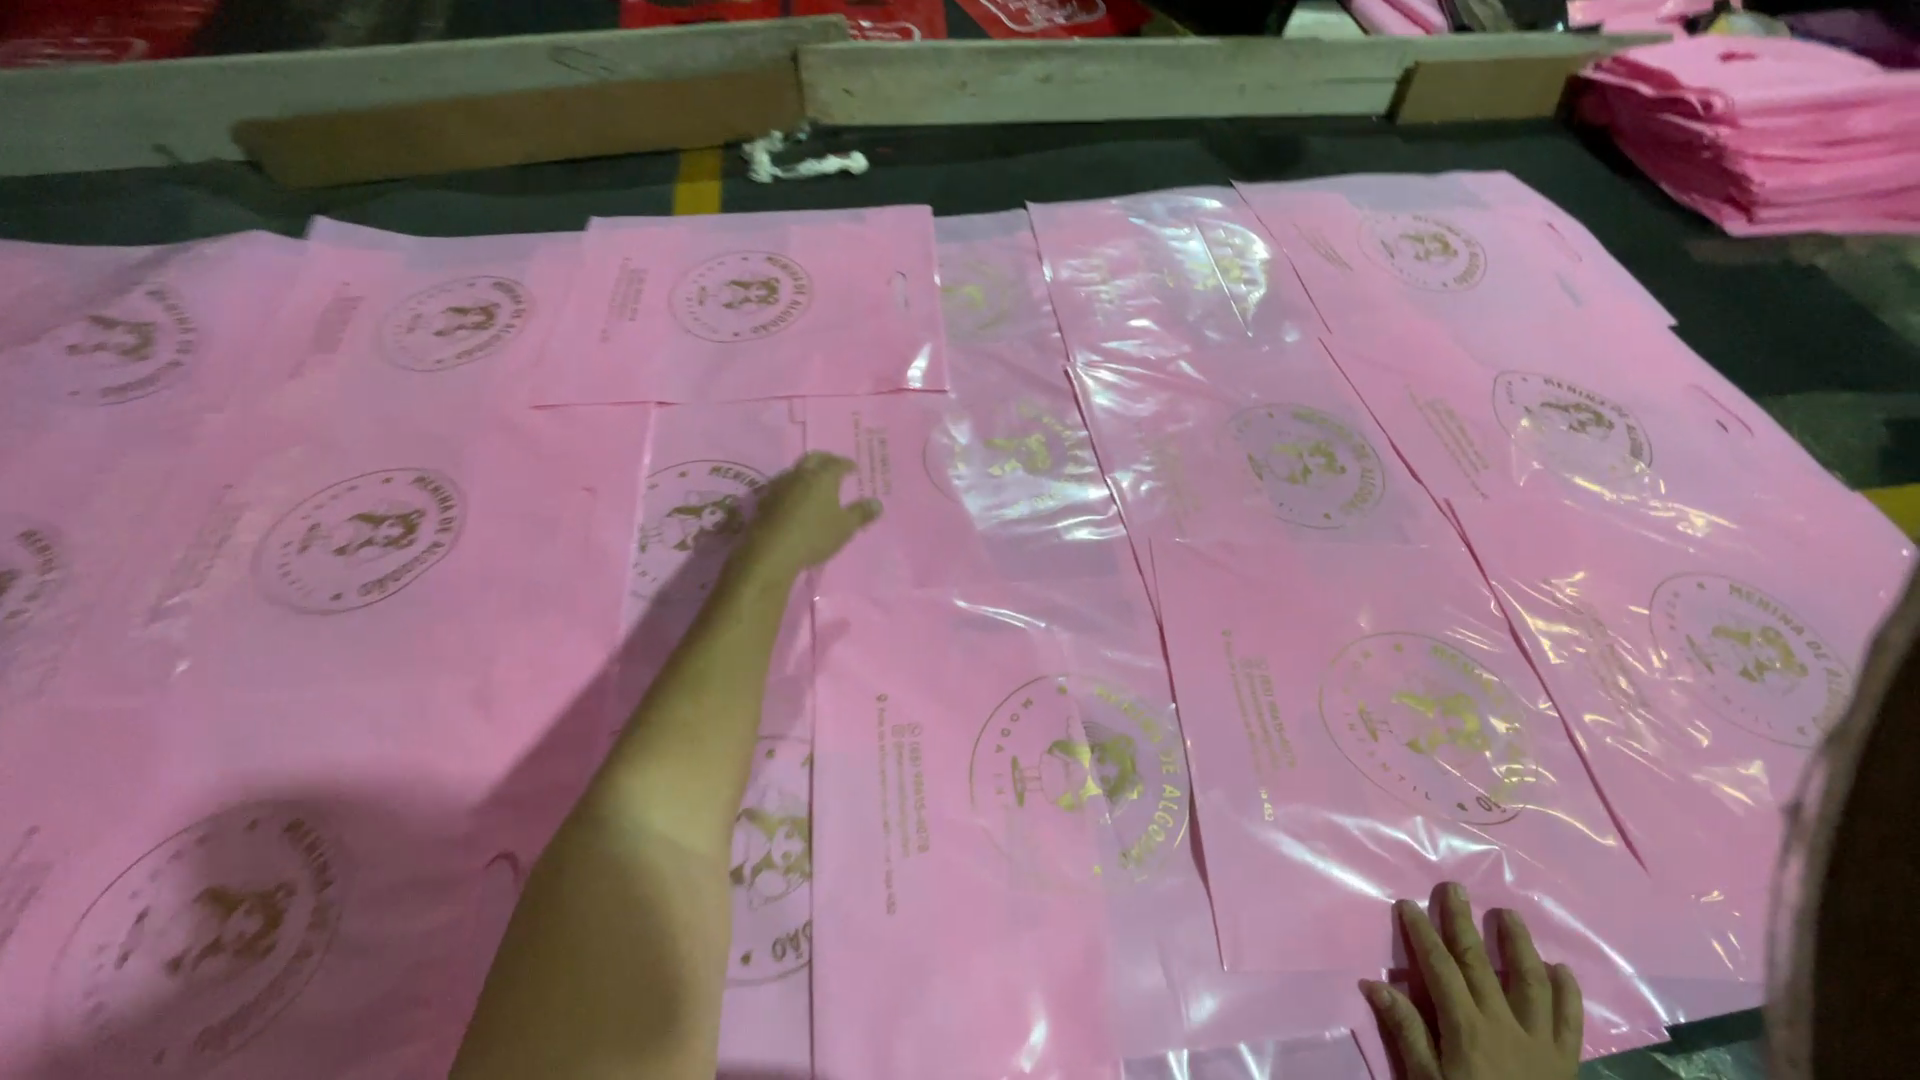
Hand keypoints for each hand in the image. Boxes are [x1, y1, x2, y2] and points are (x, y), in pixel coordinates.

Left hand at [732, 452, 880, 580]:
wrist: (771, 551)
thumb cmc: (815, 536)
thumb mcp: (845, 528)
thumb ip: (861, 514)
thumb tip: (877, 503)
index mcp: (822, 477)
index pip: (837, 463)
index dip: (847, 464)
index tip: (853, 468)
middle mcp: (800, 474)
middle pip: (813, 458)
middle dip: (826, 459)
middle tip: (833, 465)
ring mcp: (779, 485)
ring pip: (795, 470)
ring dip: (807, 472)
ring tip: (814, 483)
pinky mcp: (764, 500)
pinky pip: (782, 485)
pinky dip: (793, 487)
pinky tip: (794, 498)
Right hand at [1361, 883, 1581, 1079]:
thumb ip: (1407, 1033)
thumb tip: (1375, 984)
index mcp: (1466, 1030)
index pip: (1439, 969)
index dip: (1422, 934)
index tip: (1409, 904)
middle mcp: (1505, 1026)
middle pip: (1480, 964)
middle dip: (1463, 923)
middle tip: (1454, 888)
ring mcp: (1540, 1043)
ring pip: (1531, 982)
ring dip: (1518, 945)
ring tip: (1508, 915)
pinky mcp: (1566, 1062)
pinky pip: (1570, 1021)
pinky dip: (1567, 993)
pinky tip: (1561, 969)